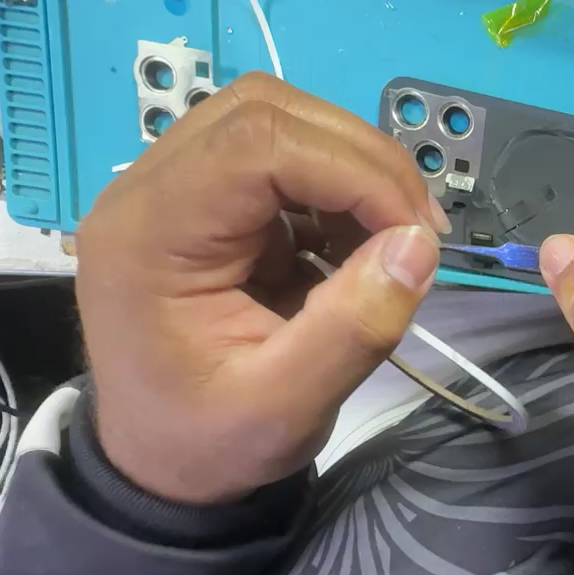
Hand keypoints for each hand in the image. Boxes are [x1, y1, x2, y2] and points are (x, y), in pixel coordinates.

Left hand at [75, 74, 447, 504]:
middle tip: (420, 232)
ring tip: (399, 240)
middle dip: (366, 162)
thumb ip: (354, 328)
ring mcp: (183, 193)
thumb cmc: (212, 440)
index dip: (357, 173)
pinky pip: (291, 165)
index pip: (260, 143)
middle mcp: (155, 191)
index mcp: (153, 234)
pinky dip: (348, 196)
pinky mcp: (217, 209)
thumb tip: (419, 245)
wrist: (162, 461)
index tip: (419, 238)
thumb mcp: (289, 407)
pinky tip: (366, 248)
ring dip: (360, 172)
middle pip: (270, 112)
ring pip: (283, 125)